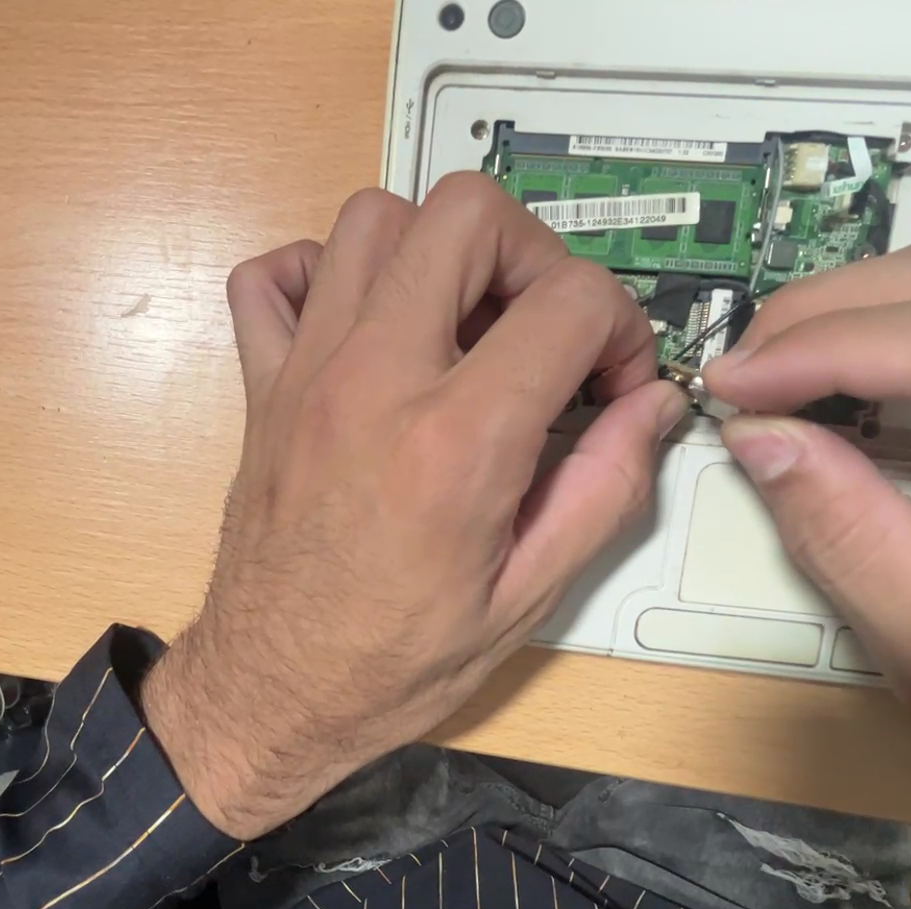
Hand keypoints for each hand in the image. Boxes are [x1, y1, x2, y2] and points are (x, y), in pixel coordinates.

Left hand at [144, 174, 688, 839]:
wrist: (273, 692)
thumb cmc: (394, 664)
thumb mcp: (526, 599)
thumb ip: (603, 488)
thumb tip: (650, 404)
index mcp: (456, 443)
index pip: (571, 302)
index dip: (620, 329)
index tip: (609, 384)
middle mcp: (374, 381)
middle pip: (465, 213)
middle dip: (531, 255)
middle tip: (539, 331)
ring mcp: (304, 374)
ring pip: (369, 220)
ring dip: (433, 250)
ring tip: (457, 325)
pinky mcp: (260, 388)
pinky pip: (267, 280)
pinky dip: (317, 275)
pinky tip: (358, 328)